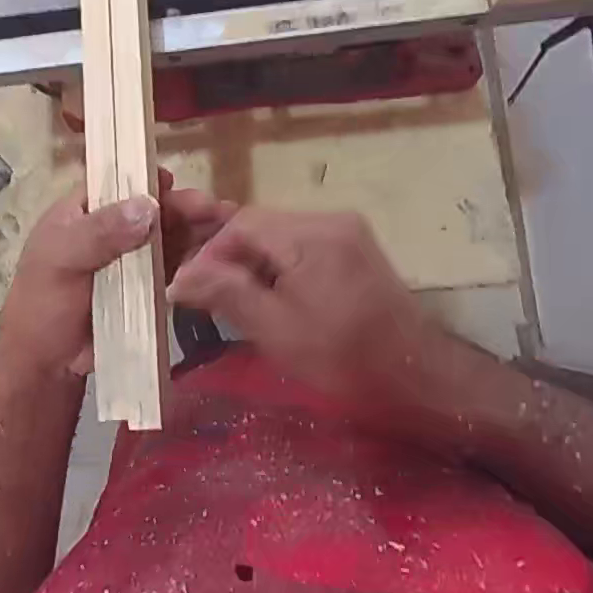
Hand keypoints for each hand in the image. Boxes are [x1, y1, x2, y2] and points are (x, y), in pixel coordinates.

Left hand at [0, 170, 231, 374]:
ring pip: (172, 232)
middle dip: (188, 206)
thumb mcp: (61, 262)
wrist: (50, 366)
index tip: (174, 183)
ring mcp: (135, 255)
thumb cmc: (43, 306)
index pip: (120, 183)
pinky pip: (178, 261)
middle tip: (219, 210)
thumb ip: (100, 233)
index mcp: (85, 211)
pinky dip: (199, 254)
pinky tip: (220, 254)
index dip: (147, 179)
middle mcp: (115, 227)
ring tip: (231, 227)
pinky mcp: (151, 281)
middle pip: (156, 207)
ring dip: (201, 227)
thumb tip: (148, 206)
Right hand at [166, 208, 442, 410]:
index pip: (244, 222)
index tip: (190, 286)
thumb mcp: (275, 330)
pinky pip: (305, 243)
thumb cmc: (342, 358)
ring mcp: (348, 231)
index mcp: (312, 235)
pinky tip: (268, 291)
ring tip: (232, 294)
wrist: (413, 372)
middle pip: (264, 223)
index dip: (210, 251)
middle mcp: (332, 220)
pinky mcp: (356, 246)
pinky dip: (280, 262)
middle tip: (205, 290)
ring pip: (283, 232)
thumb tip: (179, 277)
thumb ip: (227, 293)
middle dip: (230, 253)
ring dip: (254, 258)